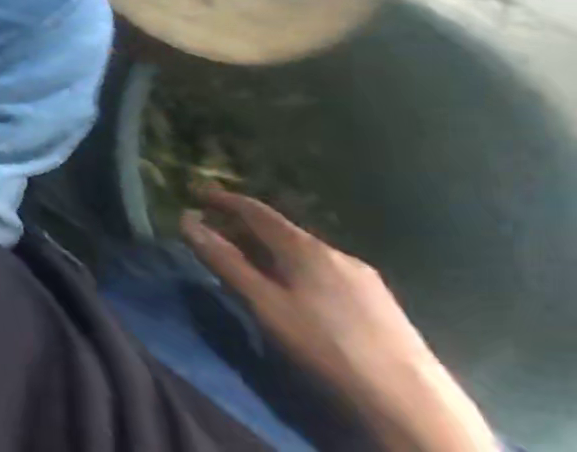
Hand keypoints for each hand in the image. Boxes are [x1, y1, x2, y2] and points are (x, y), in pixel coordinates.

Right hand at [183, 189, 498, 451]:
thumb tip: (186, 220)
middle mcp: (336, 254)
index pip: (256, 210)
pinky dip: (293, 269)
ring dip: (268, 252)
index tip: (195, 193)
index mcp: (306, 248)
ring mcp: (365, 281)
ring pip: (303, 253)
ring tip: (247, 266)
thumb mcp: (263, 303)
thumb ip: (223, 260)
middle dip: (243, 230)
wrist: (415, 406)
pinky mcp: (380, 305)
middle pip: (280, 231)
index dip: (223, 199)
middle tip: (213, 237)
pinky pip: (323, 272)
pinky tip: (291, 292)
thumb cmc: (326, 346)